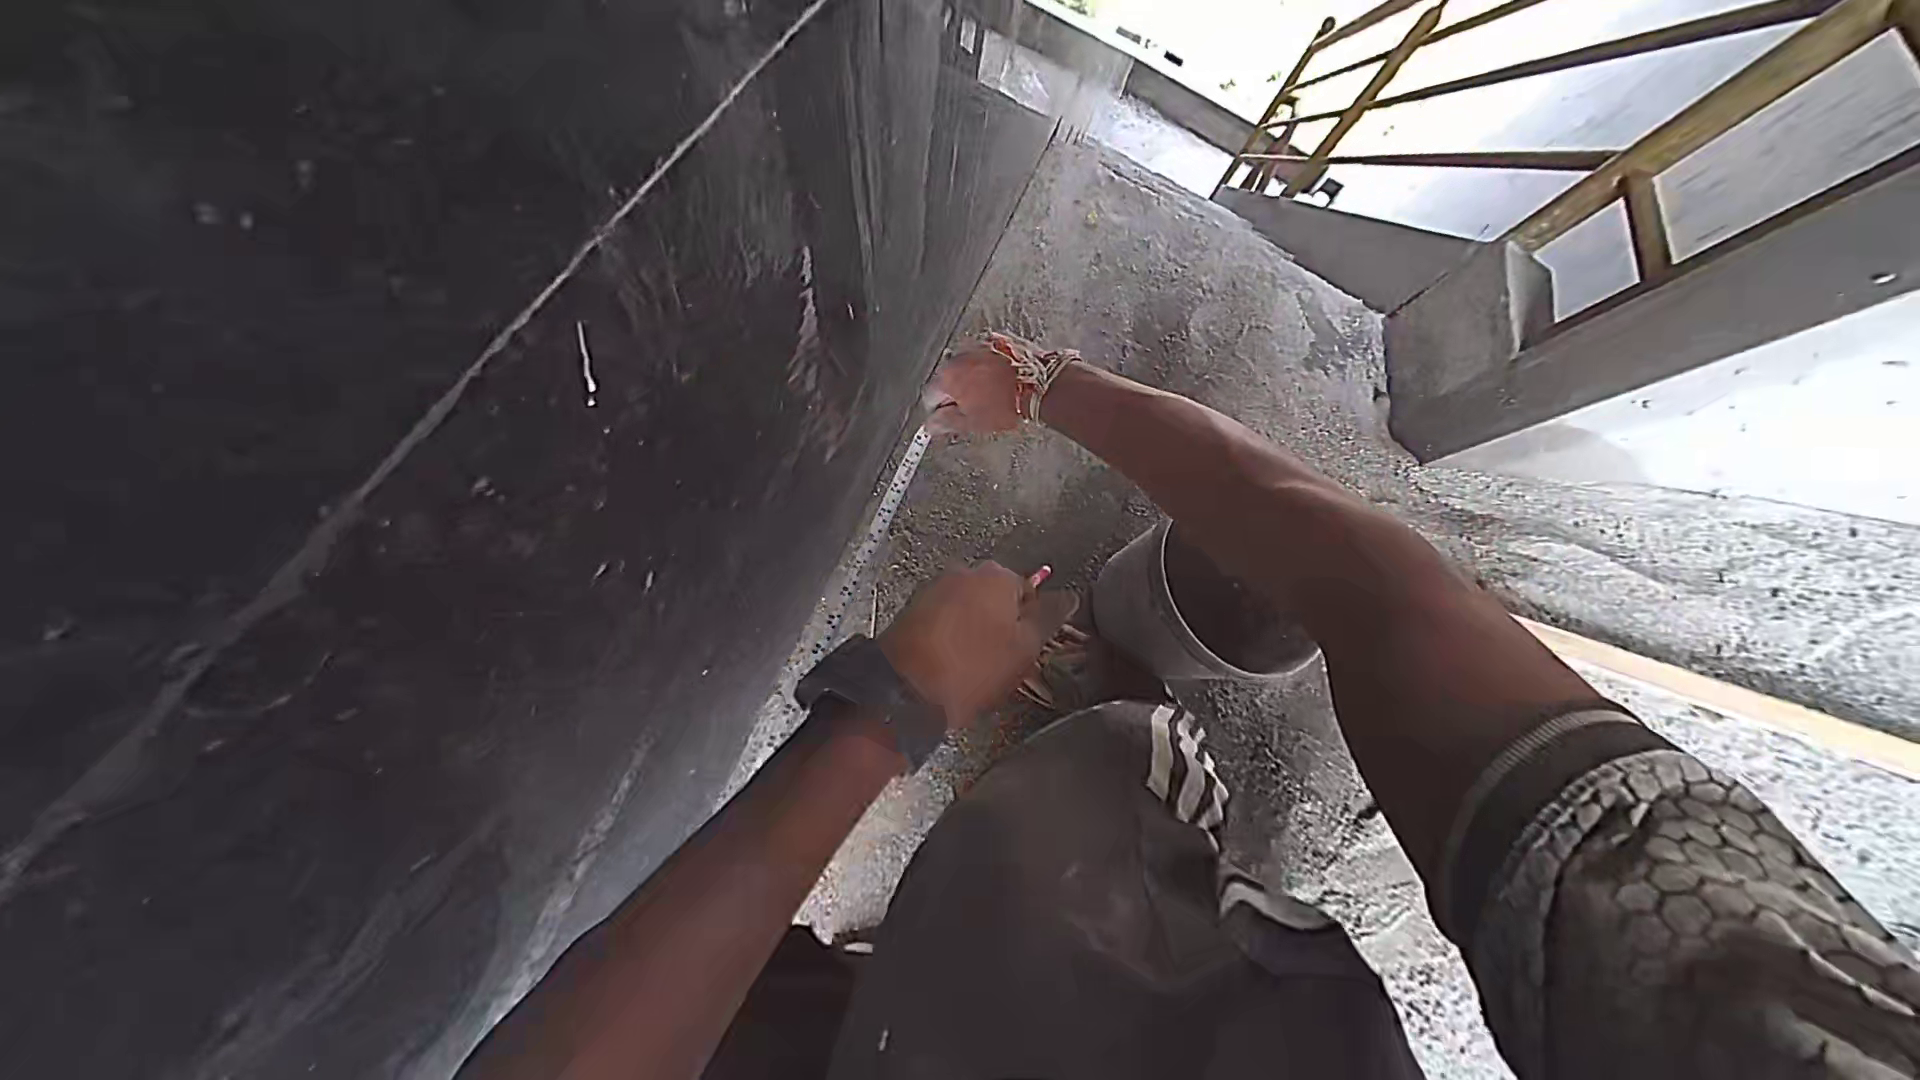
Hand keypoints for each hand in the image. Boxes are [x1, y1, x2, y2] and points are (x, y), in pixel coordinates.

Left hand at [878, 562, 1078, 730]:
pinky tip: (951, 661)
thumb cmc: (972, 669)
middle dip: (1003, 623)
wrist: (906, 690)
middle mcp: (965, 572)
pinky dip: (951, 635)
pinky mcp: (913, 608)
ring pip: (969, 607)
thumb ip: (1049, 617)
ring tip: (975, 665)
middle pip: (997, 597)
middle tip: (1003, 659)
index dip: (1032, 623)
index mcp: (997, 576)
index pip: (1030, 591)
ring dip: (976, 629)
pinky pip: (945, 618)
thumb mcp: (1024, 648)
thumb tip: (1069, 596)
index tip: (1027, 648)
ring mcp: (935, 588)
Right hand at [924, 332, 1030, 434]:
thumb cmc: (1005, 405)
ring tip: (989, 395)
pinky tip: (997, 381)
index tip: (948, 419)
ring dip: (969, 380)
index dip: (938, 411)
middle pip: (945, 379)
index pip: (929, 396)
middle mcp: (958, 357)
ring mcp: (976, 347)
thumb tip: (931, 425)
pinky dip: (985, 367)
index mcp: (947, 377)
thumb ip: (945, 422)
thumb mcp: (971, 422)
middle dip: (954, 394)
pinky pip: (981, 358)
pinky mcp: (994, 342)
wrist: (1037, 385)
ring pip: (963, 368)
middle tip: (972, 409)